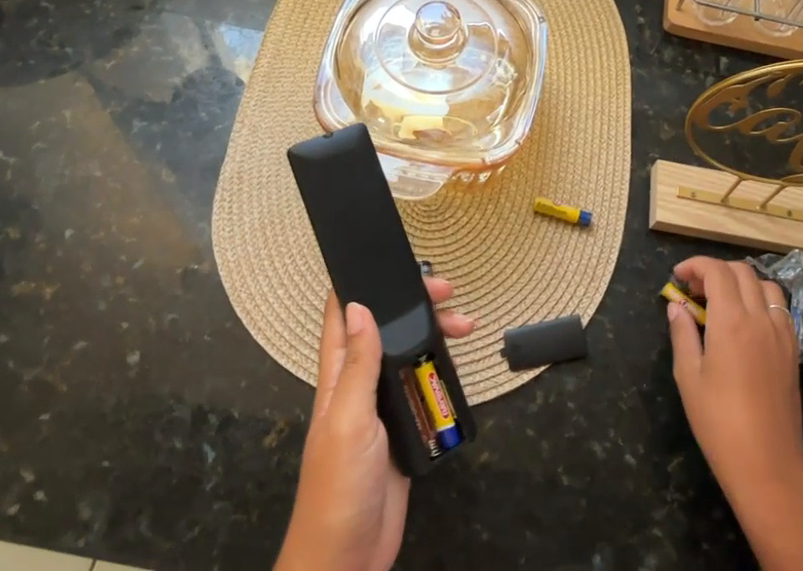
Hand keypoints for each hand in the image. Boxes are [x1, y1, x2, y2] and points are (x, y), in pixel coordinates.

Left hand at [276, 277, 473, 570]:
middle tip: (447, 292)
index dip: (361, 286)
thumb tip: (359, 306)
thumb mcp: (348, 419)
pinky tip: (459, 368)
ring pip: (410, 359)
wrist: (348, 554)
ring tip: (466, 327)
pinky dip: (443, 376)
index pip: (342, 318)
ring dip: (435, 339)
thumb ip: (357, 365)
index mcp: (337, 377)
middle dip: (414, 307)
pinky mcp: (404, 432)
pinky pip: (425, 393)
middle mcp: (359, 387)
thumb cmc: (338, 486)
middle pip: (387, 332)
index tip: (390, 262)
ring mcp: (382, 410)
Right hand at [668, 257, 802, 570]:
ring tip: (721, 301)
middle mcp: (761, 318)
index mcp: (732, 321)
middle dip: (715, 271)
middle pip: (743, 271)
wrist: (768, 462)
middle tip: (694, 290)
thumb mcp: (688, 376)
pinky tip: (746, 322)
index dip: (695, 265)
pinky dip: (761, 300)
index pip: (717, 271)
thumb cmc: (719, 422)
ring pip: (766, 286)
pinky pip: (780, 308)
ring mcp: (782, 333)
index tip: (677, 277)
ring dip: (741, 282)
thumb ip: (682, 333)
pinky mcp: (793, 350)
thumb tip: (677, 306)